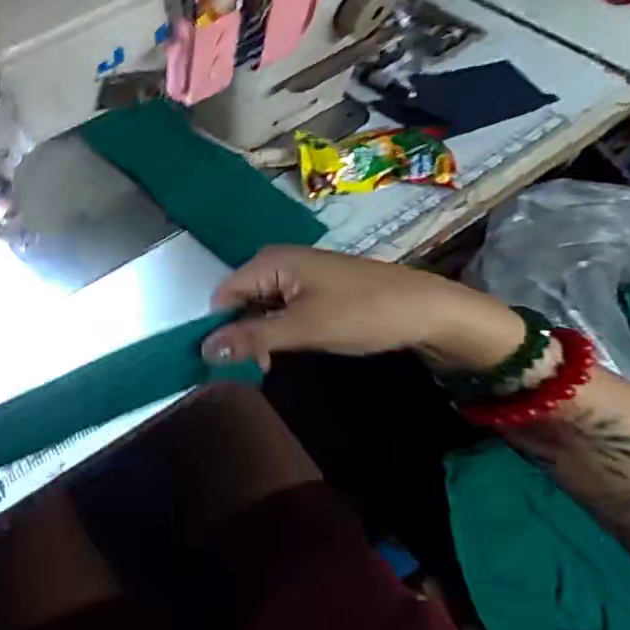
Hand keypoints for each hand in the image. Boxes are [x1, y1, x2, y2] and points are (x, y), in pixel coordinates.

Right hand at [202, 246, 527, 370]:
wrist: (426, 308)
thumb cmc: (361, 313)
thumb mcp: (302, 328)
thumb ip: (252, 337)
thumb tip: (204, 349)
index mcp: (270, 261)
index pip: (222, 295)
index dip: (221, 329)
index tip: (234, 363)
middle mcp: (279, 260)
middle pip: (239, 299)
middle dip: (242, 333)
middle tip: (260, 368)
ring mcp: (299, 273)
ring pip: (261, 306)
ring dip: (262, 334)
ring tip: (276, 362)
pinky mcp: (316, 287)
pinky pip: (282, 307)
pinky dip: (281, 329)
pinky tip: (294, 346)